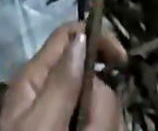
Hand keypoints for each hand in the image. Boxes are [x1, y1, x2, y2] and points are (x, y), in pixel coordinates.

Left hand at [0, 22, 124, 130]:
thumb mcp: (41, 124)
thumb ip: (62, 83)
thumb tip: (82, 38)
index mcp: (35, 79)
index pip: (68, 36)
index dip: (97, 39)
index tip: (122, 62)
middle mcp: (50, 94)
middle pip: (92, 80)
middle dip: (101, 109)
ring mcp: (63, 119)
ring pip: (101, 109)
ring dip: (102, 126)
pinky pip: (100, 126)